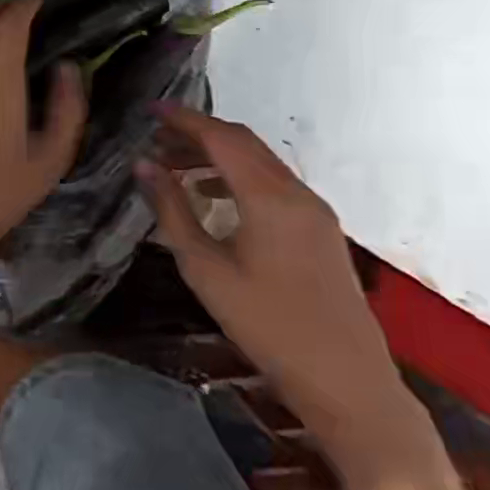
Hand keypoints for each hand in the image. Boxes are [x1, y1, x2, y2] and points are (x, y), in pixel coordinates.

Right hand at [137, 106, 397, 411]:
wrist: (345, 380)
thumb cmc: (266, 325)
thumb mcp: (205, 270)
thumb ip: (172, 211)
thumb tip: (144, 166)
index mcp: (268, 196)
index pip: (220, 138)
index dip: (184, 119)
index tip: (151, 109)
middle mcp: (296, 191)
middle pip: (243, 142)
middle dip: (198, 133)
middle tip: (157, 137)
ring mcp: (314, 208)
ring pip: (260, 161)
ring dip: (218, 155)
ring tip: (176, 166)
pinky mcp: (321, 227)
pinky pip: (274, 183)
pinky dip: (240, 176)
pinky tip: (214, 197)